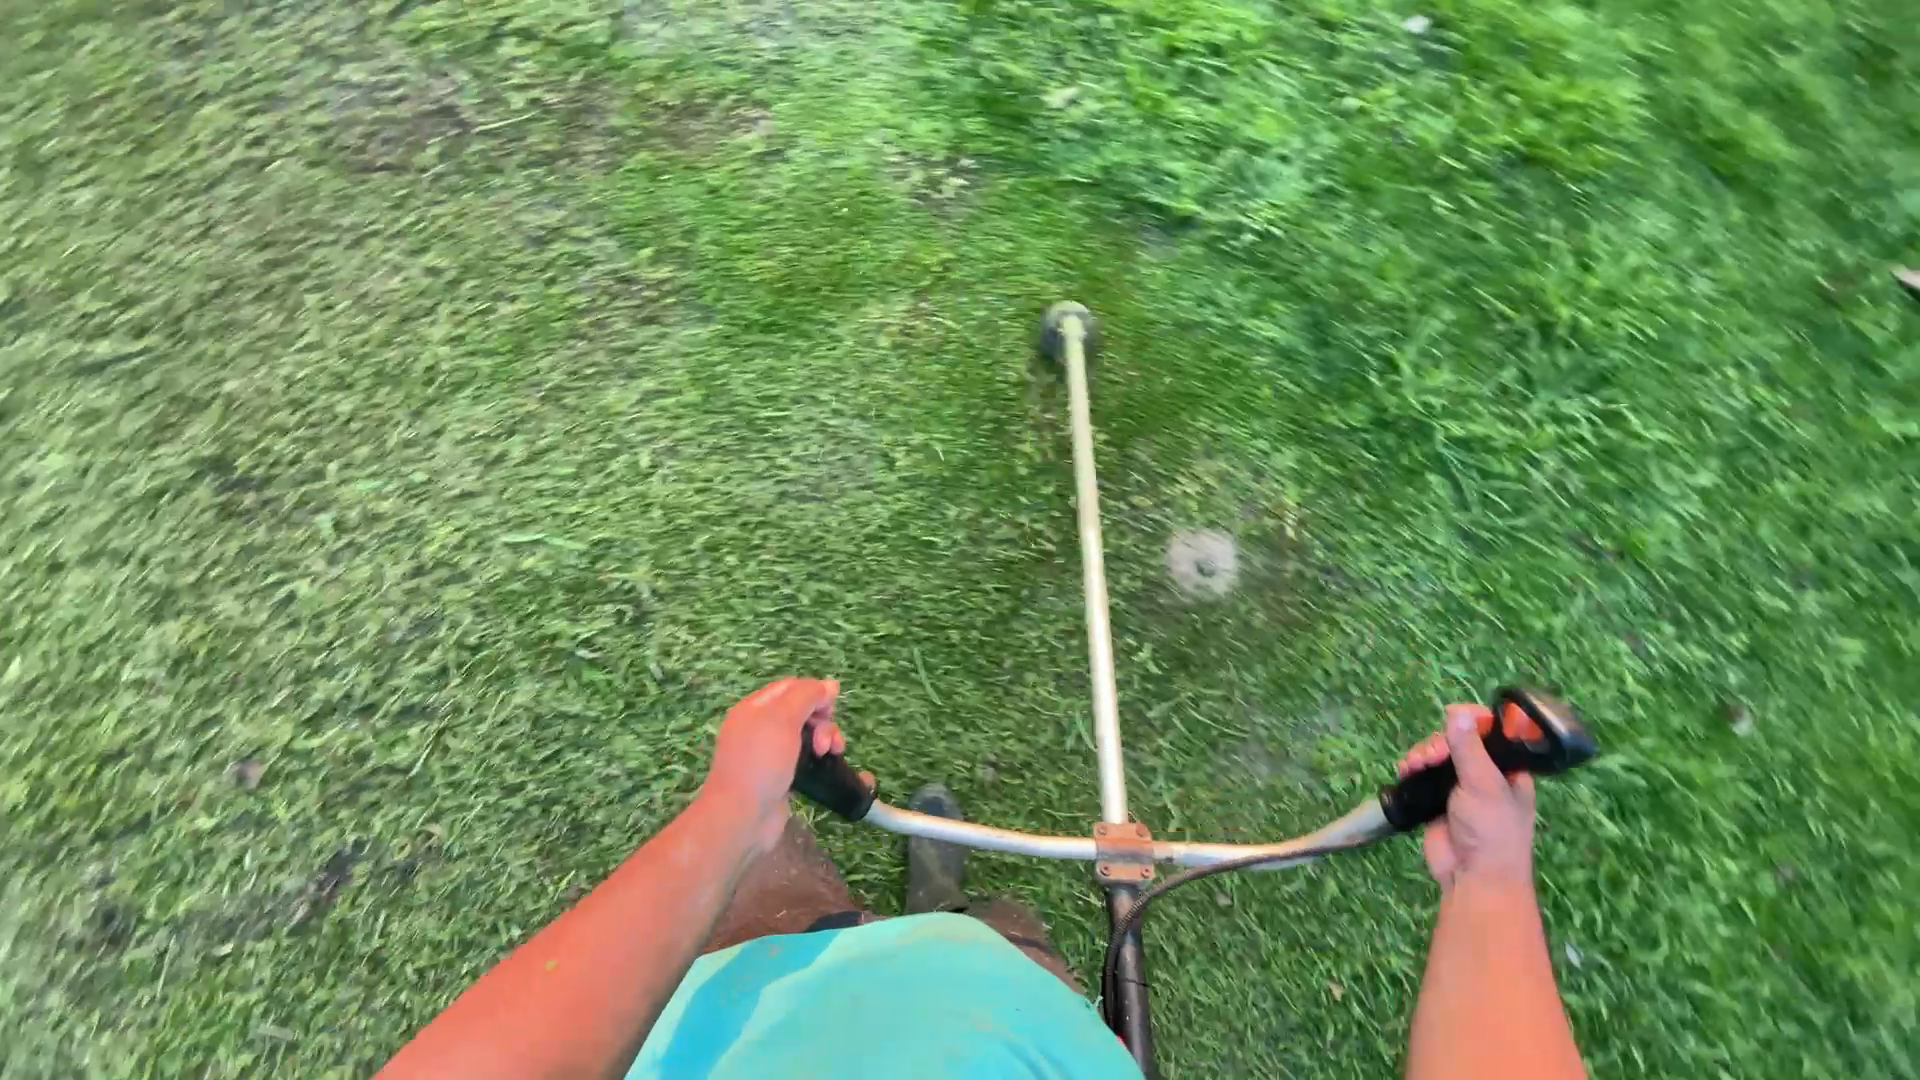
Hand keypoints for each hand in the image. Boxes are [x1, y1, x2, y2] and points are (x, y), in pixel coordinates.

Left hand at [701, 678, 843, 854]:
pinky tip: (826, 764)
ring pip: (807, 734)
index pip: (790, 687)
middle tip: (826, 739)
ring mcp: (770, 753)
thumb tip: (830, 684)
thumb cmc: (761, 762)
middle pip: (802, 710)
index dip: (814, 692)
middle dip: (821, 719)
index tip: (831, 708)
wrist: (742, 816)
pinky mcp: (780, 775)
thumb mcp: (782, 718)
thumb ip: (807, 696)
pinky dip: (818, 757)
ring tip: (829, 753)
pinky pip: (805, 756)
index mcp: (755, 708)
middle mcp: (760, 727)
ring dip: (824, 738)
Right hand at [1397, 704, 1535, 891]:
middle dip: (1439, 742)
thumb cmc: (1492, 830)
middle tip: (1431, 757)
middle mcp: (1486, 774)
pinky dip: (1412, 769)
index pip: (1493, 732)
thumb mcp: (1484, 784)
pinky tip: (1406, 772)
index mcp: (1509, 769)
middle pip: (1458, 740)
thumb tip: (1457, 711)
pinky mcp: (1437, 798)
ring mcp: (1460, 787)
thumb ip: (1468, 747)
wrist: (1473, 876)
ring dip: (1422, 755)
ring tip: (1413, 766)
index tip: (1454, 717)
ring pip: (1437, 755)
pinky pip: (1422, 773)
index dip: (1473, 720)